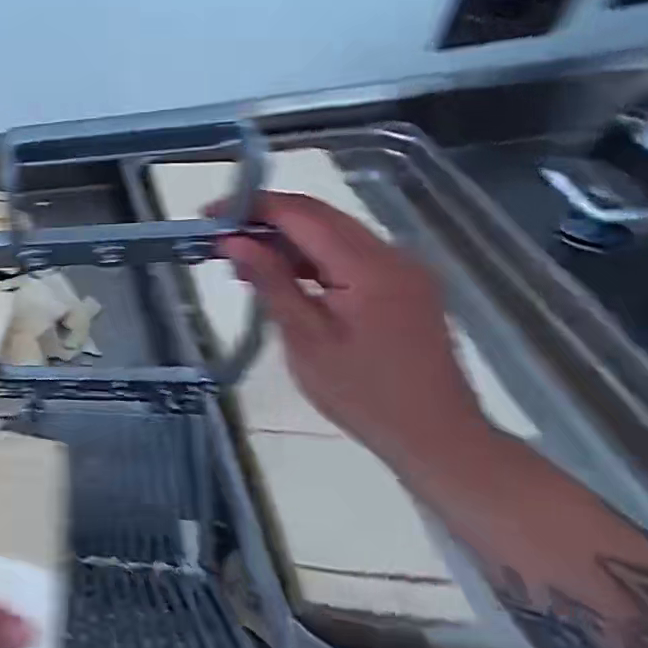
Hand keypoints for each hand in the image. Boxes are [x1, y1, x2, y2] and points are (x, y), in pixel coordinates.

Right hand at [217, 191, 491, 466]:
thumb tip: (232, 241)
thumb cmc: (363, 393)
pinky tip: (280, 276)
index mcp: (369, 268)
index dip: (251, 207)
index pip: (302, 215)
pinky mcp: (403, 286)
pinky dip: (308, 256)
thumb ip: (270, 281)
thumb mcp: (305, 338)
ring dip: (284, 238)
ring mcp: (403, 271)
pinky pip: (347, 254)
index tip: (208, 216)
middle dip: (263, 218)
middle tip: (217, 237)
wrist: (439, 440)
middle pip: (318, 216)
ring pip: (332, 232)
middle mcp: (392, 257)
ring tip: (240, 261)